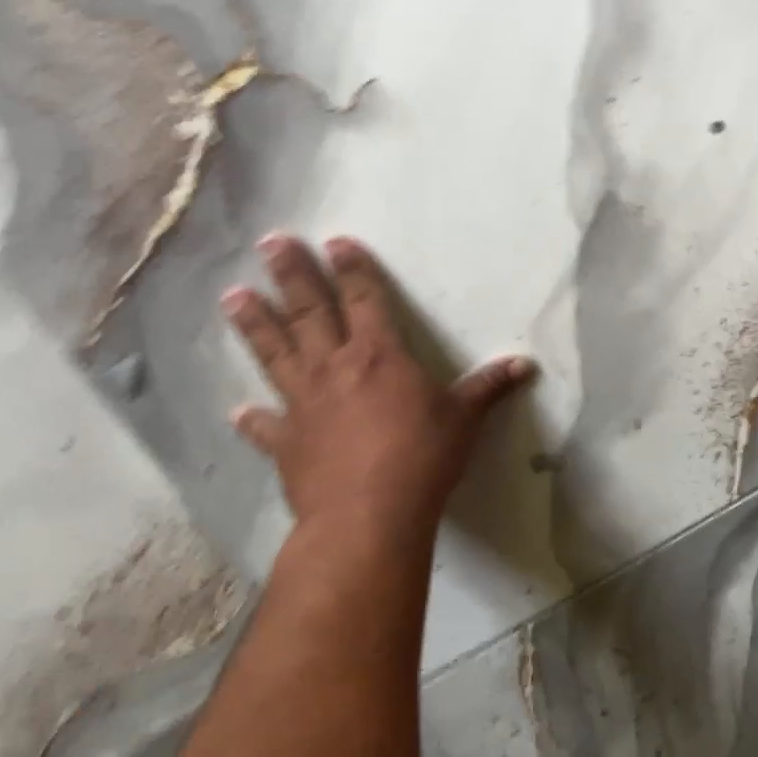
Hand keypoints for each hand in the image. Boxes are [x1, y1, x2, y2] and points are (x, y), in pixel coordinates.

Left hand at [220, 234, 536, 532]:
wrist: (368, 516)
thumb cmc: (423, 456)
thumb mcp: (466, 418)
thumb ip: (489, 387)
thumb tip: (525, 365)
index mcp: (380, 356)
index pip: (366, 299)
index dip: (354, 269)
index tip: (335, 241)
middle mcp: (335, 369)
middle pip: (310, 313)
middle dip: (292, 276)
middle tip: (270, 243)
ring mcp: (303, 405)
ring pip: (275, 354)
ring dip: (255, 324)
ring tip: (233, 295)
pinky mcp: (286, 444)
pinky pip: (266, 425)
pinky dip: (253, 417)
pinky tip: (239, 410)